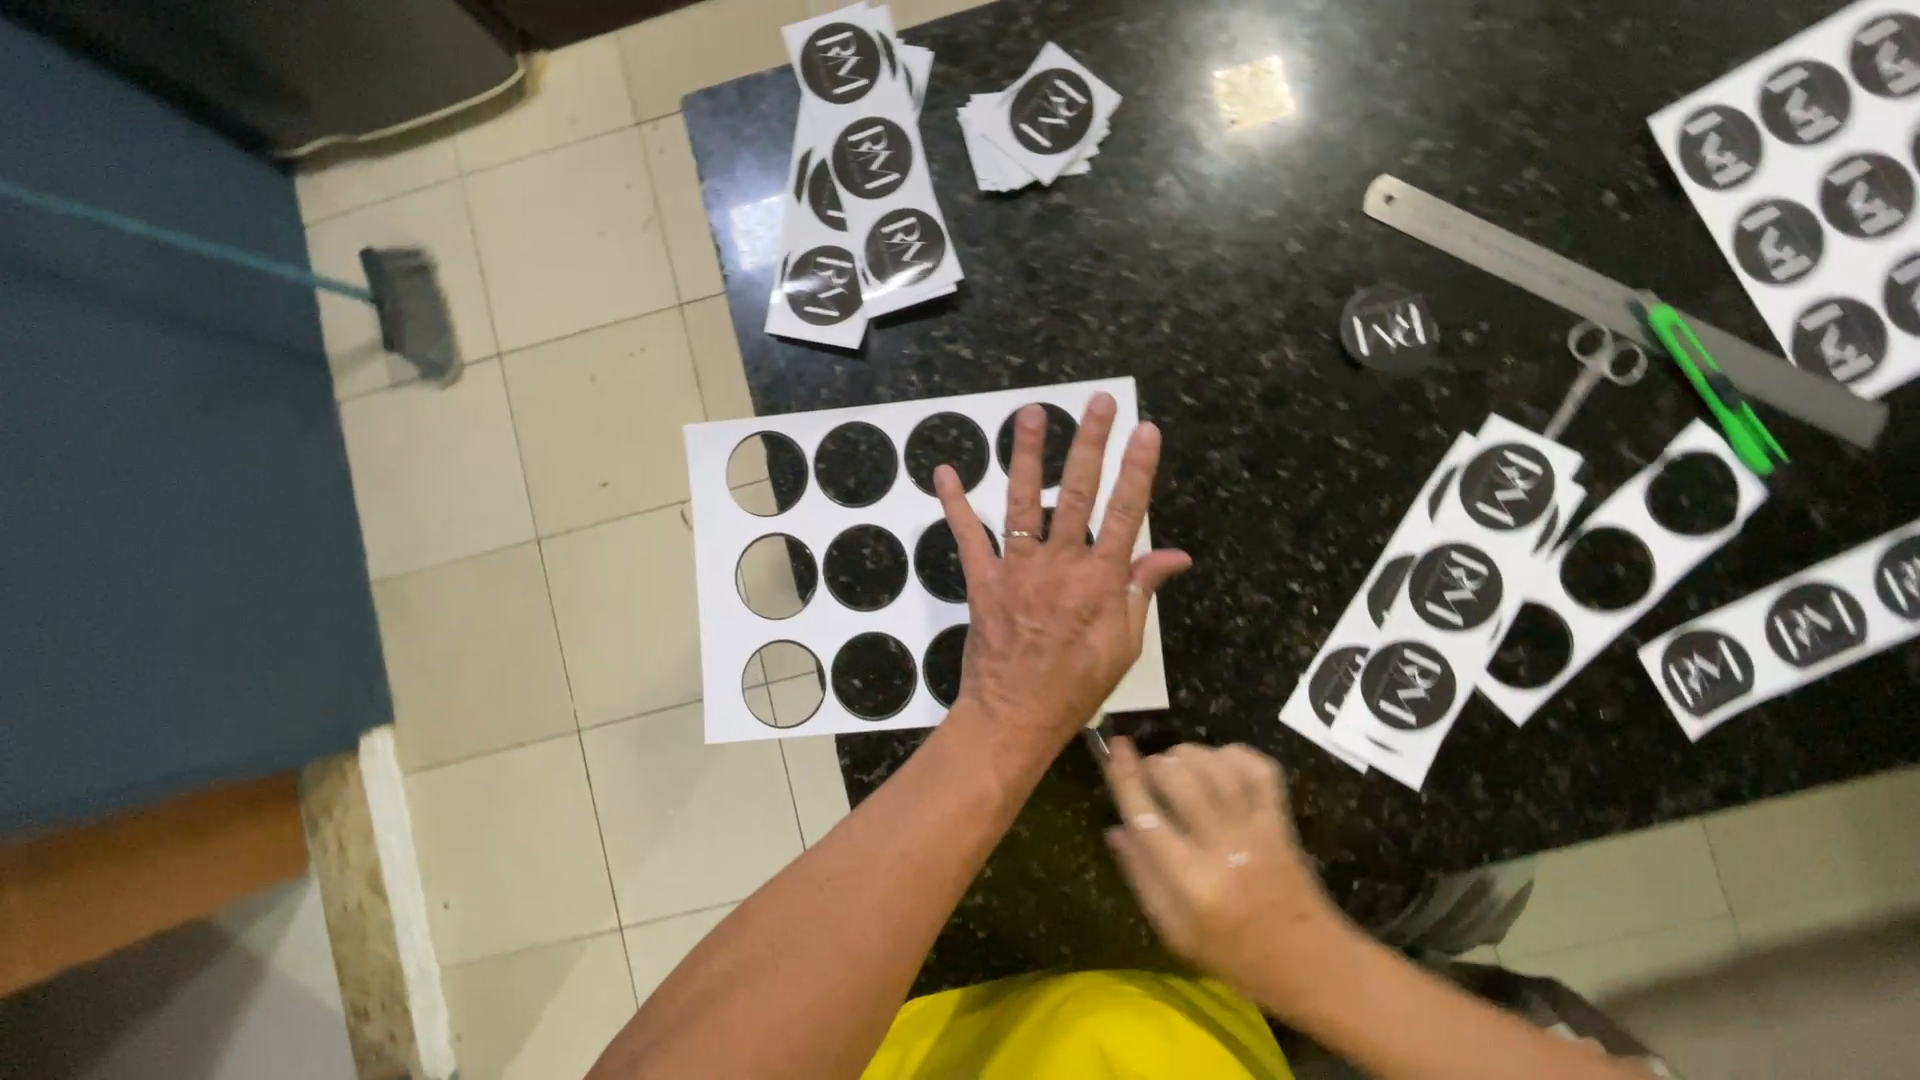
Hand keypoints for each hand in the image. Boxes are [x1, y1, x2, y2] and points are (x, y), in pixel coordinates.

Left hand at [932, 394, 1191, 748]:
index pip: (1125, 513)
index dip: (1138, 469)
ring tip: (1030, 413)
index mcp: (1100, 580)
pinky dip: (955, 505)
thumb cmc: (1076, 685)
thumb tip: (1173, 554)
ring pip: (1022, 501)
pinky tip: (945, 472)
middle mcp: (1059, 564)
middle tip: (1097, 402)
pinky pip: (967, 537)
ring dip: (1026, 455)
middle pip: (1075, 493)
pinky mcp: (982, 580)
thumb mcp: (1123, 644)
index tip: (1146, 431)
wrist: (1015, 716)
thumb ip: (1140, 591)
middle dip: (1089, 443)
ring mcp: (1017, 569)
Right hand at [1101, 738, 1349, 995]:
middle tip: (1148, 770)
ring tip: (1177, 763)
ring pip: (1217, 767)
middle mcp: (1222, 847)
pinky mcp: (1281, 820)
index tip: (1115, 748)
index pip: (1146, 816)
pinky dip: (1235, 754)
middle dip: (1157, 763)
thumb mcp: (1175, 931)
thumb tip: (1116, 829)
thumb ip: (1142, 877)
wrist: (1310, 963)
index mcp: (1191, 880)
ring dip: (1190, 754)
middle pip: (1182, 779)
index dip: (1125, 777)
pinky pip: (1259, 770)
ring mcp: (1257, 829)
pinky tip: (1218, 763)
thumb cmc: (1234, 954)